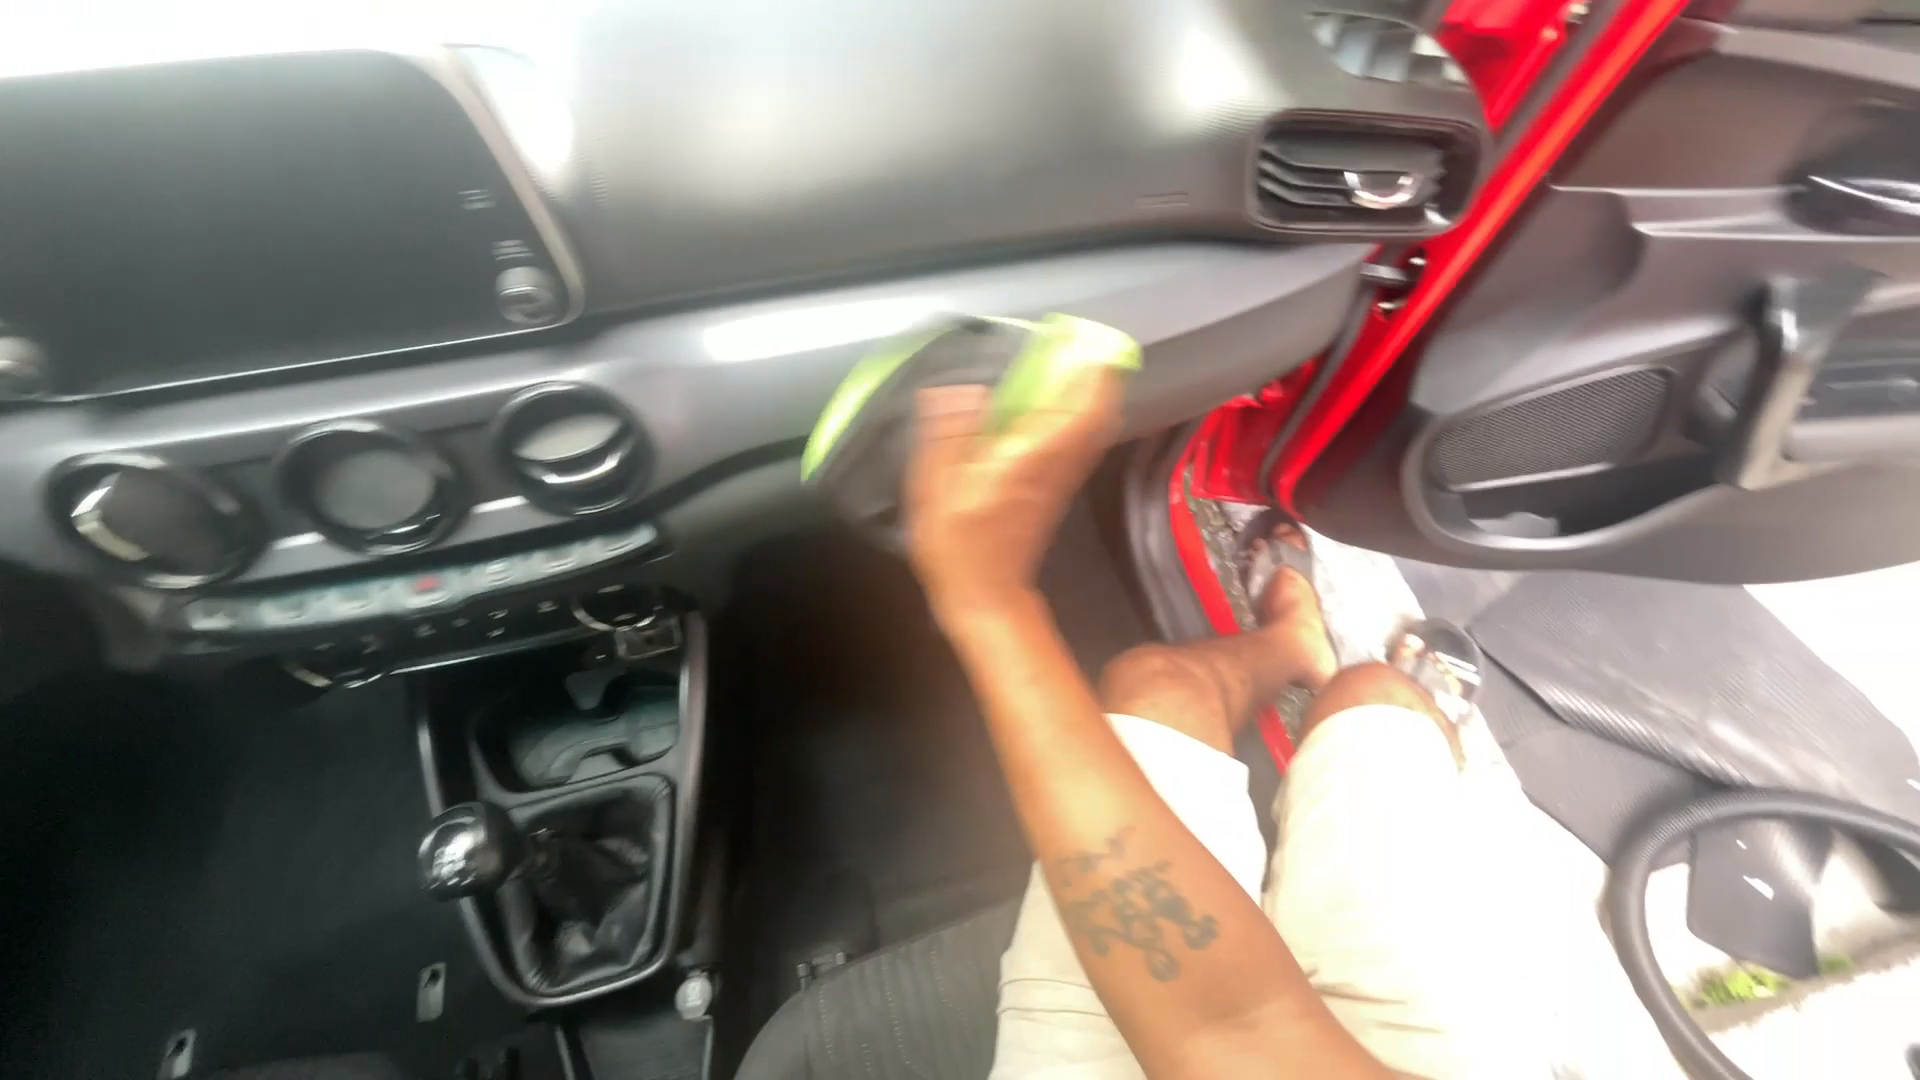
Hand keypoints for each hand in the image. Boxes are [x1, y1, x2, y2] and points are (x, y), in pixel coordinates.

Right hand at [904, 366, 1124, 615]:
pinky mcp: (1057, 488)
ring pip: (1094, 427)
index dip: (1089, 370)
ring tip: (1079, 362)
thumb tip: (962, 390)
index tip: (1085, 338)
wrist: (986, 595)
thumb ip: (948, 434)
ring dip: (1094, 393)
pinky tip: (1061, 402)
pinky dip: (1082, 415)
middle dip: (1100, 376)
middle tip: (1086, 342)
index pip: (1075, 406)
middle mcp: (1055, 462)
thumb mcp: (934, 488)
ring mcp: (1061, 476)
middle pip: (1096, 413)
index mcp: (1028, 456)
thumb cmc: (956, 545)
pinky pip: (1081, 442)